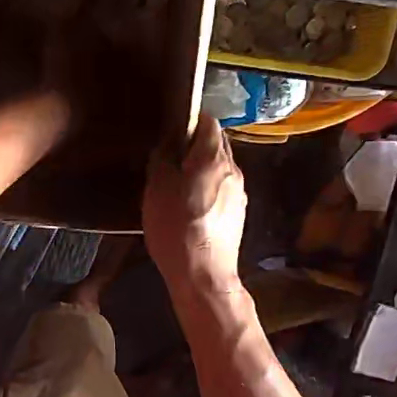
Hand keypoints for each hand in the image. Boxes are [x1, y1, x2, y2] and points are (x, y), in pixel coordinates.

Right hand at [144, 115, 246, 297]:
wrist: (203, 276)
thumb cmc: (176, 228)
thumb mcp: (157, 189)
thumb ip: (162, 159)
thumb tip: (168, 144)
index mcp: (214, 158)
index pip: (209, 122)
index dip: (190, 120)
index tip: (170, 128)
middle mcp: (233, 170)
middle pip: (217, 144)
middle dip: (195, 145)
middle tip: (169, 155)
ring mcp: (240, 193)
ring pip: (220, 167)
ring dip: (201, 168)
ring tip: (177, 181)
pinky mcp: (239, 214)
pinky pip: (222, 188)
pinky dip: (208, 188)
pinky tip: (190, 205)